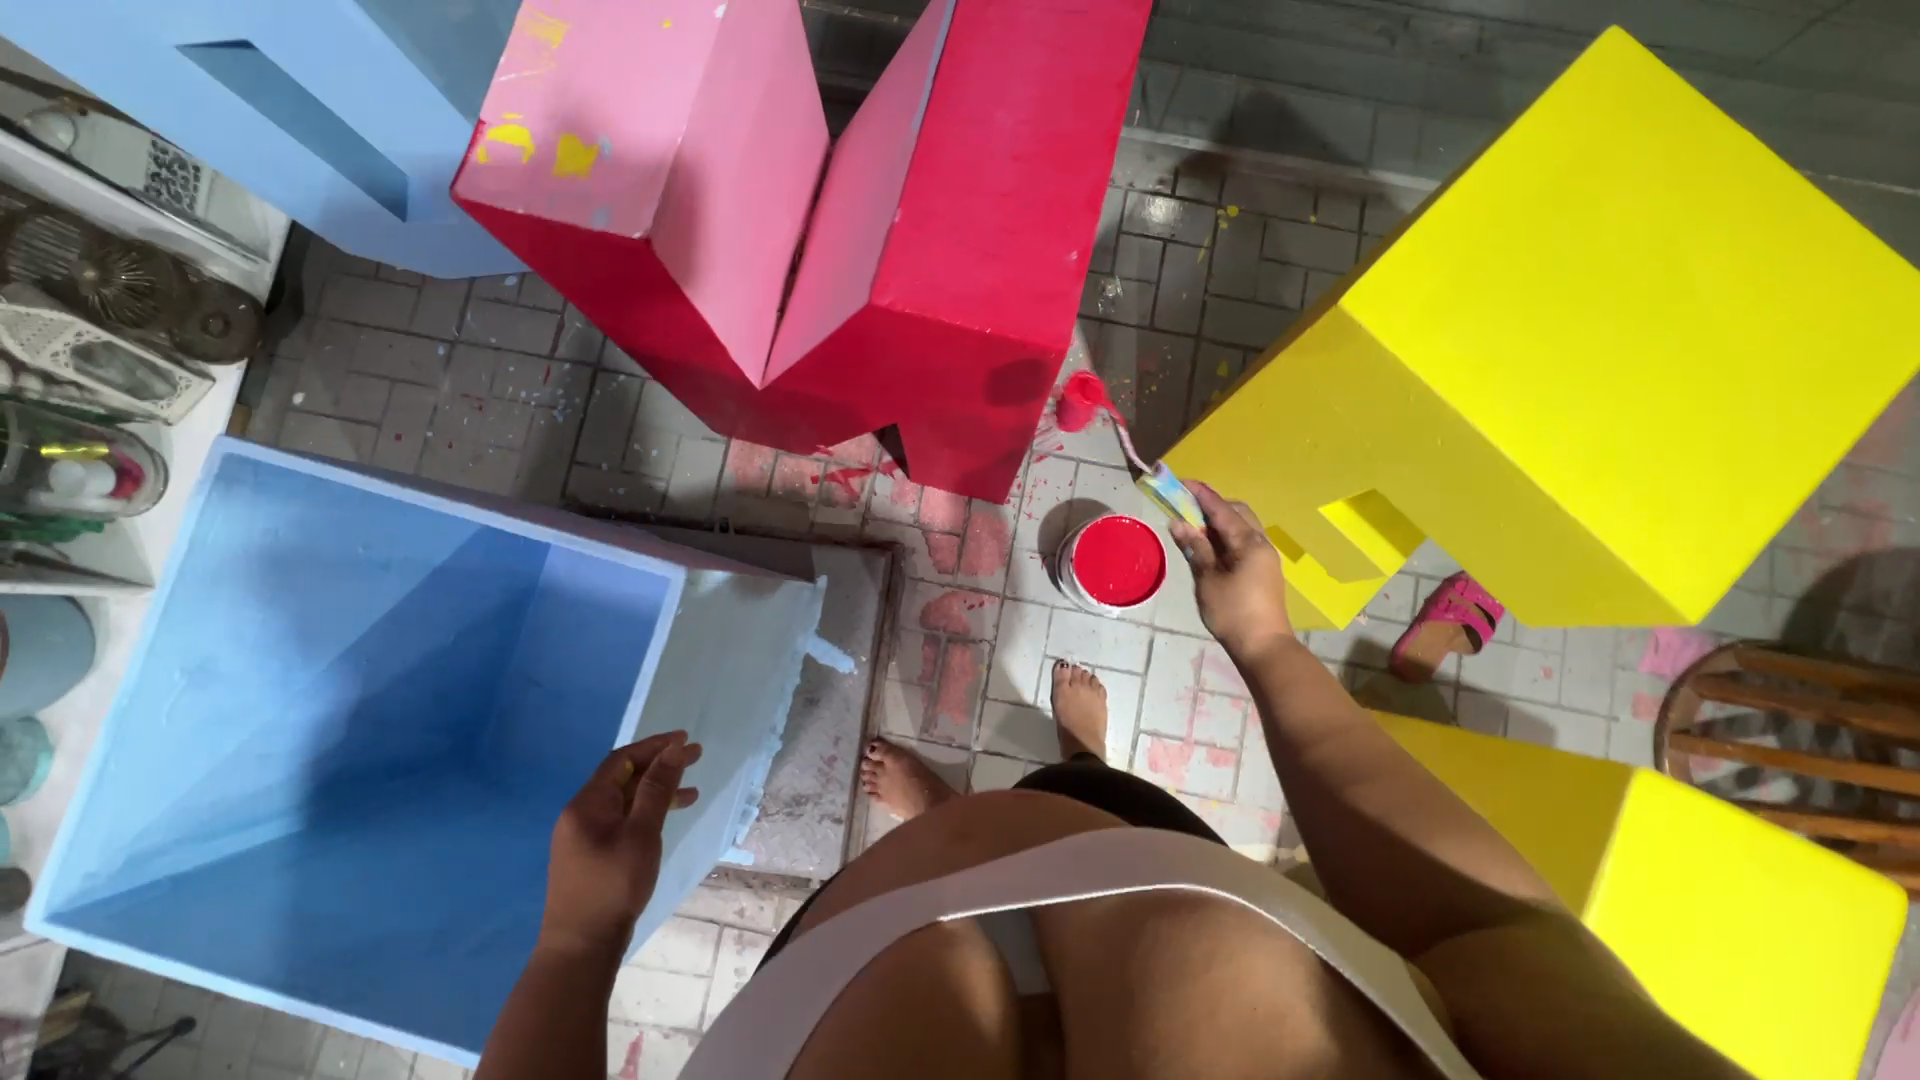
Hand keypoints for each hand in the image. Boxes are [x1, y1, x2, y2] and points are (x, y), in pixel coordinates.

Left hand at [540, 732, 701, 953]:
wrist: (582, 947)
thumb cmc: (613, 886)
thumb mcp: (641, 834)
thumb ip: (657, 789)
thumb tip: (673, 750)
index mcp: (586, 804)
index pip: (622, 760)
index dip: (655, 746)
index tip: (686, 741)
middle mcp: (581, 814)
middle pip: (623, 778)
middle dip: (659, 765)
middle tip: (696, 757)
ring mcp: (584, 836)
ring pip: (625, 800)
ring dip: (657, 789)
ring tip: (692, 789)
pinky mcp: (593, 855)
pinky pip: (622, 820)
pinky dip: (647, 812)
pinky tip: (667, 818)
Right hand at [1168, 482, 1294, 658]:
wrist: (1263, 645)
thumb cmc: (1232, 612)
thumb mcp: (1207, 578)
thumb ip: (1195, 547)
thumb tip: (1178, 522)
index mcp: (1248, 542)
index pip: (1221, 508)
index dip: (1201, 494)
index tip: (1181, 482)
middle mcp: (1260, 542)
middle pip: (1236, 512)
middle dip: (1211, 505)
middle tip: (1185, 508)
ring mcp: (1264, 556)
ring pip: (1241, 526)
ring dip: (1218, 521)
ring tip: (1194, 527)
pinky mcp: (1263, 569)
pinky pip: (1243, 540)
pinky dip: (1225, 536)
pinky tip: (1209, 546)